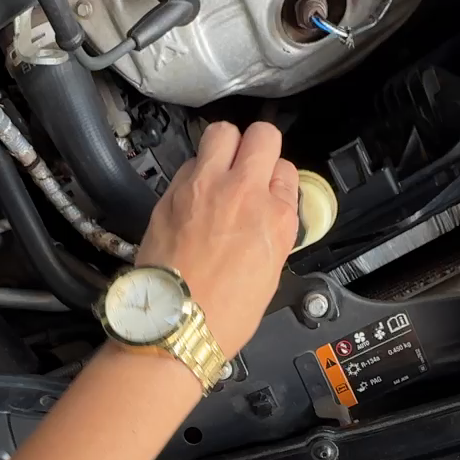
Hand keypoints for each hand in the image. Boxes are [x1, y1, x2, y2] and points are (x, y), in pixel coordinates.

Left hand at [135, 120, 299, 356]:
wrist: (174, 326)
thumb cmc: (221, 315)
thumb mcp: (269, 276)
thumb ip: (273, 230)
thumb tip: (269, 212)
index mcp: (275, 217)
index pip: (287, 170)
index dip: (277, 181)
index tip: (270, 193)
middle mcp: (242, 192)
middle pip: (260, 135)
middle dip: (257, 147)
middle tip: (249, 168)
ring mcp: (204, 187)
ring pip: (220, 133)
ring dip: (224, 149)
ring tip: (220, 175)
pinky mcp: (172, 193)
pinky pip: (188, 163)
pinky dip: (194, 174)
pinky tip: (194, 200)